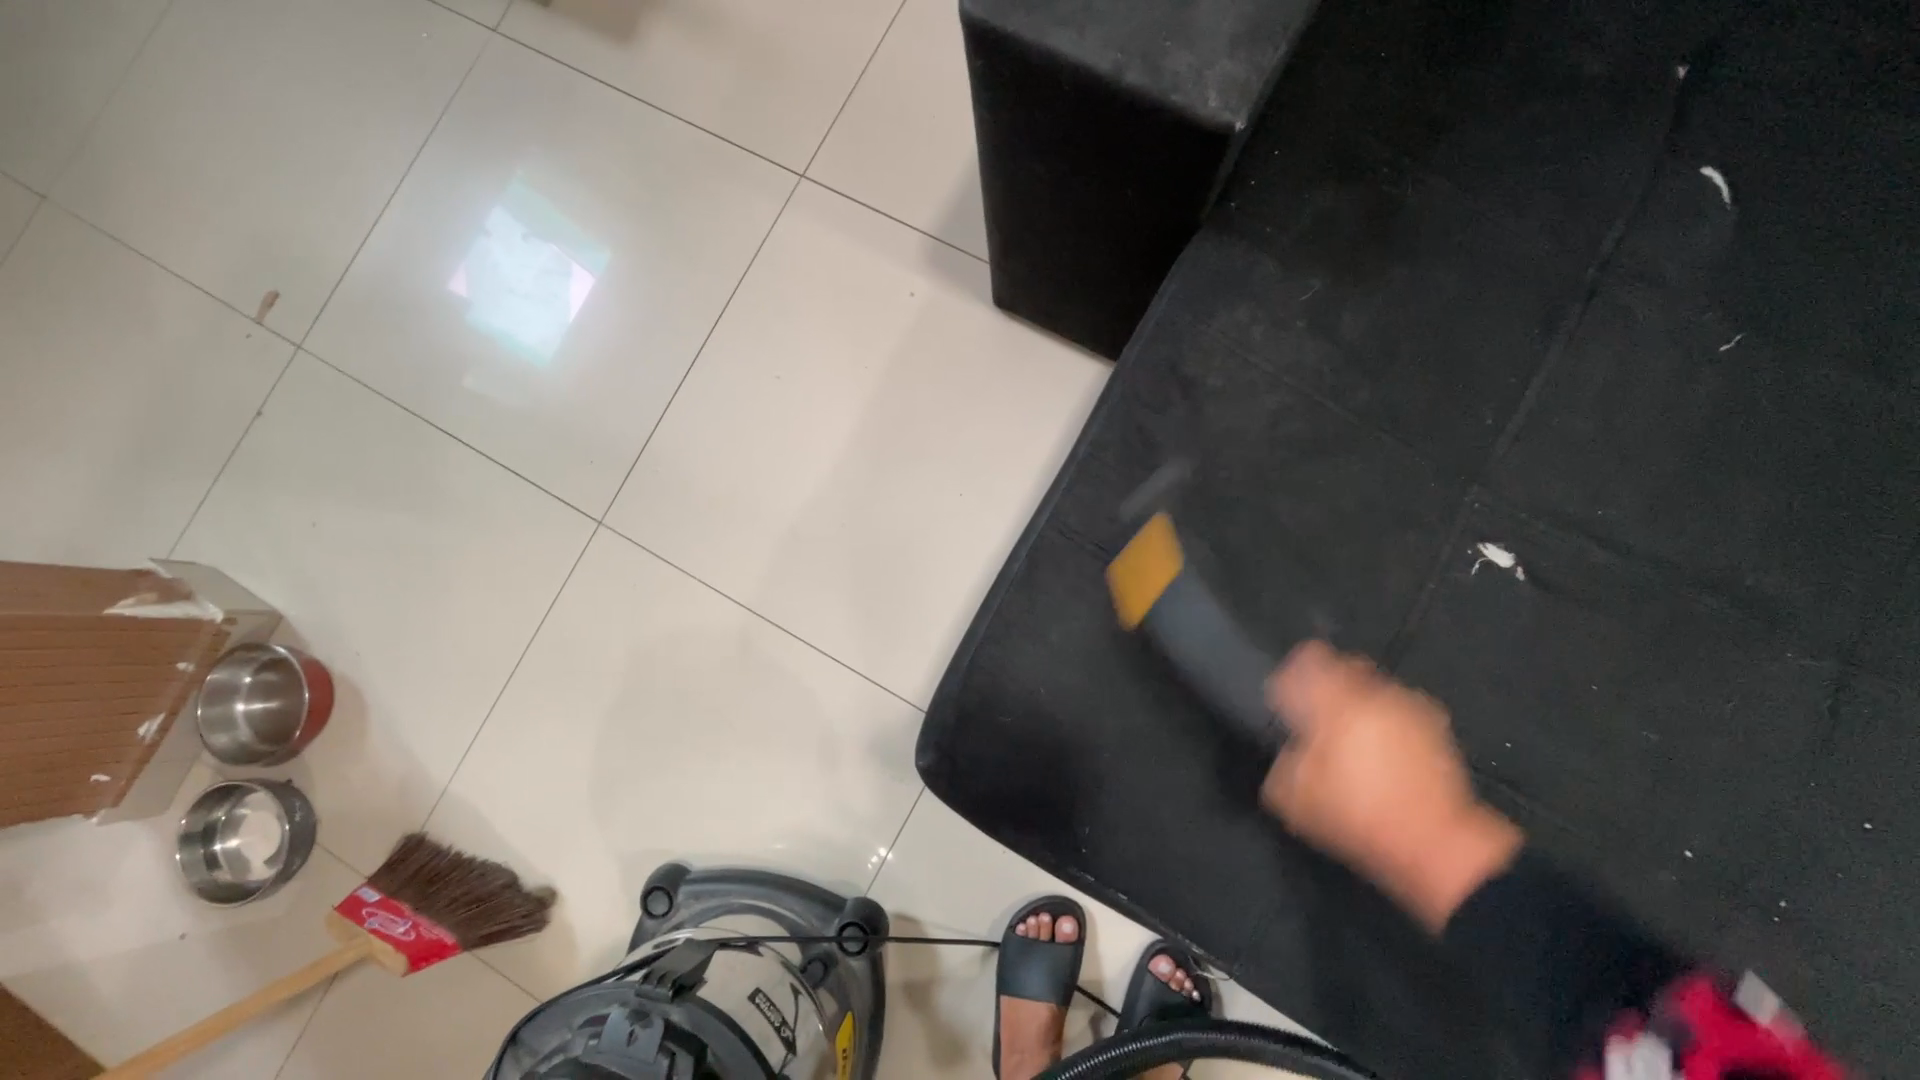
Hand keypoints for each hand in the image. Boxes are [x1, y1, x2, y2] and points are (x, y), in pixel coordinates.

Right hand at [1262, 641, 1522, 931]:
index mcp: (1336, 701)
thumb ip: (1283, 760)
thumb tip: (1291, 749)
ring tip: (1352, 742)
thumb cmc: (1356, 814)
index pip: (1309, 658)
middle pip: (1346, 667)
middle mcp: (1376, 693)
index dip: (1292, 673)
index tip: (1286, 696)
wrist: (1432, 843)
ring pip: (1375, 689)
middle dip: (1329, 687)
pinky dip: (1386, 723)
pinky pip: (1400, 711)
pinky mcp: (1437, 729)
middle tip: (1318, 720)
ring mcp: (1411, 708)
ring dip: (1360, 705)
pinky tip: (1381, 756)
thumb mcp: (1292, 796)